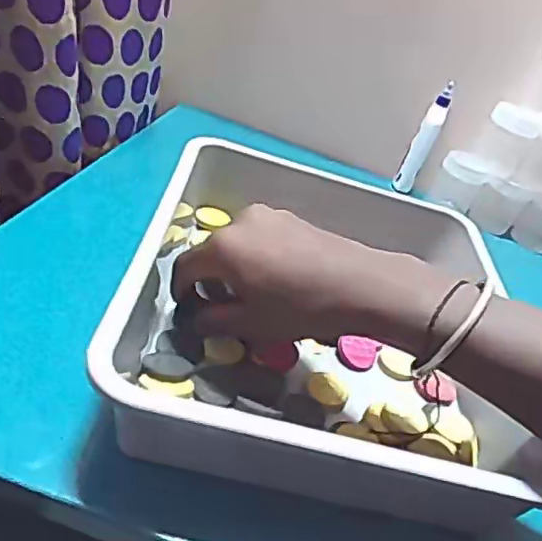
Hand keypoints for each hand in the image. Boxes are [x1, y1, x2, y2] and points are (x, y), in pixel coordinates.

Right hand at [170, 204, 453, 346]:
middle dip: (210, 281)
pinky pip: (259, 239)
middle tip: (222, 309)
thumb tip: (199, 319)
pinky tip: (275, 282)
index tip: (191, 310)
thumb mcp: (250, 324)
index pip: (184, 267)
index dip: (182, 292)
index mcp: (223, 247)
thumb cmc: (301, 308)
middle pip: (210, 253)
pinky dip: (255, 259)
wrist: (360, 285)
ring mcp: (268, 216)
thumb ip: (212, 321)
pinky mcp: (291, 219)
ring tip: (252, 297)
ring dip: (233, 269)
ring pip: (236, 245)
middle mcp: (240, 222)